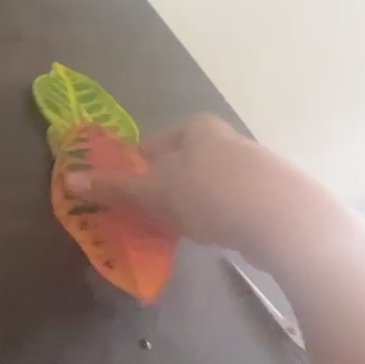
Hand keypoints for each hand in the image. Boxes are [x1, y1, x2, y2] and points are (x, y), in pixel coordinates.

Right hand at [67, 113, 350, 266]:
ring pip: (231, 178)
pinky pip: (257, 200)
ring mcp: (274, 171)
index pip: (184, 129)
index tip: (147, 168)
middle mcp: (241, 145)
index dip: (163, 145)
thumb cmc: (210, 198)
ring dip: (211, 195)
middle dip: (183, 174)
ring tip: (192, 222)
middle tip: (162, 199)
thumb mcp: (151, 194)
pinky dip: (239, 212)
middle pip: (206, 154)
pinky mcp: (296, 200)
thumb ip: (112, 188)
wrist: (295, 227)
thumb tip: (68, 179)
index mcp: (205, 135)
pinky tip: (229, 234)